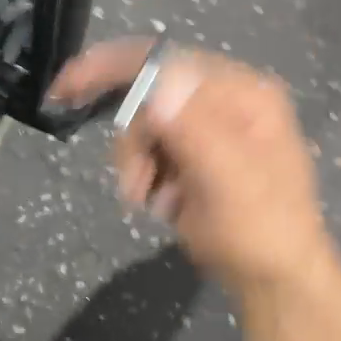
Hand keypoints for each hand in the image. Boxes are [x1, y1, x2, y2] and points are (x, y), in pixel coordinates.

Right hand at [51, 38, 340, 299]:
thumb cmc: (260, 230)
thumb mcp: (228, 179)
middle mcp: (225, 100)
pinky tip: (161, 201)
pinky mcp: (191, 151)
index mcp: (242, 94)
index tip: (65, 87)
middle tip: (133, 183)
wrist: (274, 279)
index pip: (166, 62)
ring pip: (140, 125)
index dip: (112, 67)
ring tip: (151, 200)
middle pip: (146, 95)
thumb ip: (191, 127)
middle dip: (132, 141)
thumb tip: (153, 86)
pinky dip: (142, 174)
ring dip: (135, 163)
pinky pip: (147, 148)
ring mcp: (208, 126)